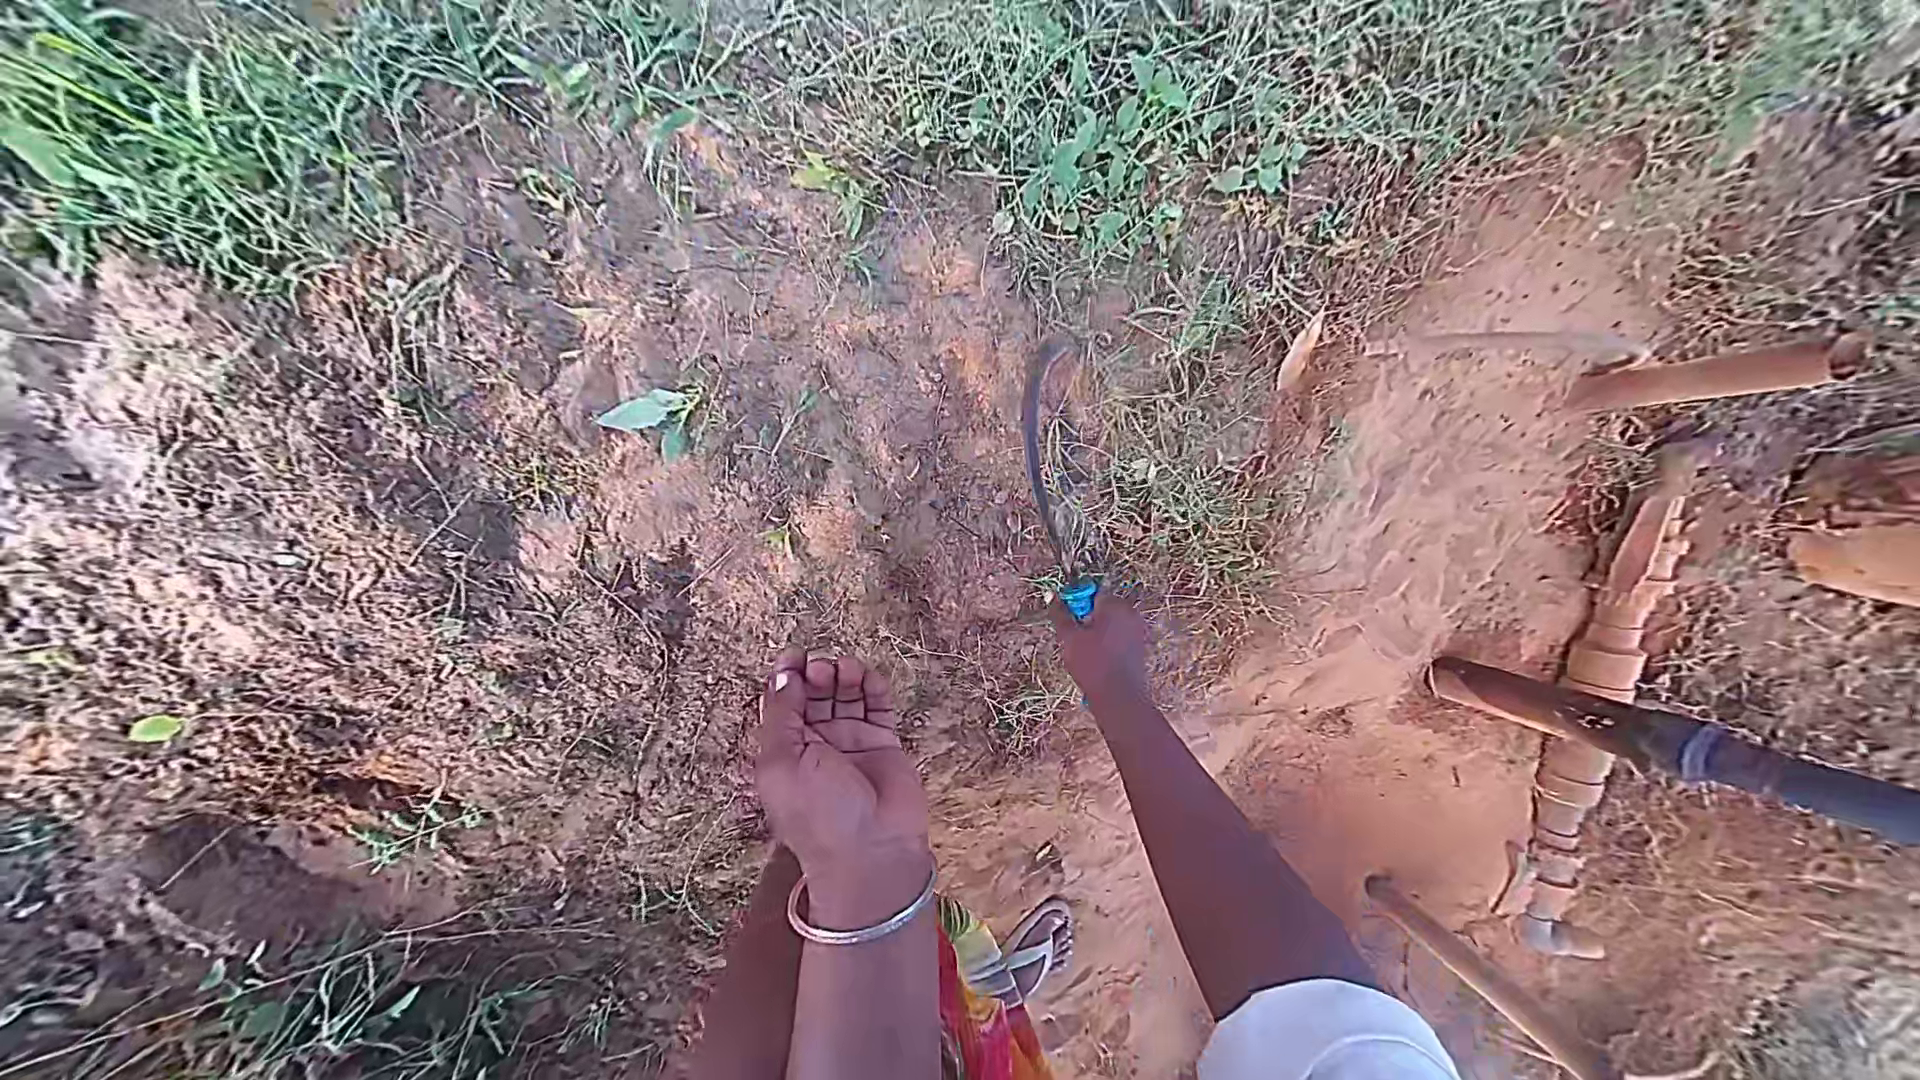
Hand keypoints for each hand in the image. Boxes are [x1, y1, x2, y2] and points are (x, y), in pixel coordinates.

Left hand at [755, 650, 931, 928]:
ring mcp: (852, 742)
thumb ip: (782, 715)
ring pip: (847, 696)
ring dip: (844, 677)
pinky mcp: (883, 743)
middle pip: (816, 695)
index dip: (787, 677)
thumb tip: (783, 676)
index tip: (793, 654)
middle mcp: (818, 744)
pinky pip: (877, 706)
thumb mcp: (783, 763)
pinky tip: (869, 679)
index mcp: (786, 751)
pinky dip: (873, 688)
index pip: (785, 704)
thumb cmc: (818, 811)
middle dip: (818, 675)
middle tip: (822, 668)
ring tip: (846, 671)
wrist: (872, 849)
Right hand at [1048, 591, 1150, 703]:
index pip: (1091, 592)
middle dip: (1086, 619)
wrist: (1119, 697)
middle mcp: (1130, 613)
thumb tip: (1051, 595)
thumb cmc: (1092, 664)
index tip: (1068, 622)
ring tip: (1085, 651)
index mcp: (1115, 605)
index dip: (1076, 605)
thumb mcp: (1069, 637)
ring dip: (1095, 631)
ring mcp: (1137, 630)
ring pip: (1109, 623)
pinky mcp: (1139, 646)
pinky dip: (1106, 642)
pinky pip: (1117, 636)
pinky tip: (1098, 659)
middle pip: (1101, 607)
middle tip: (1074, 639)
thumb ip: (1060, 614)